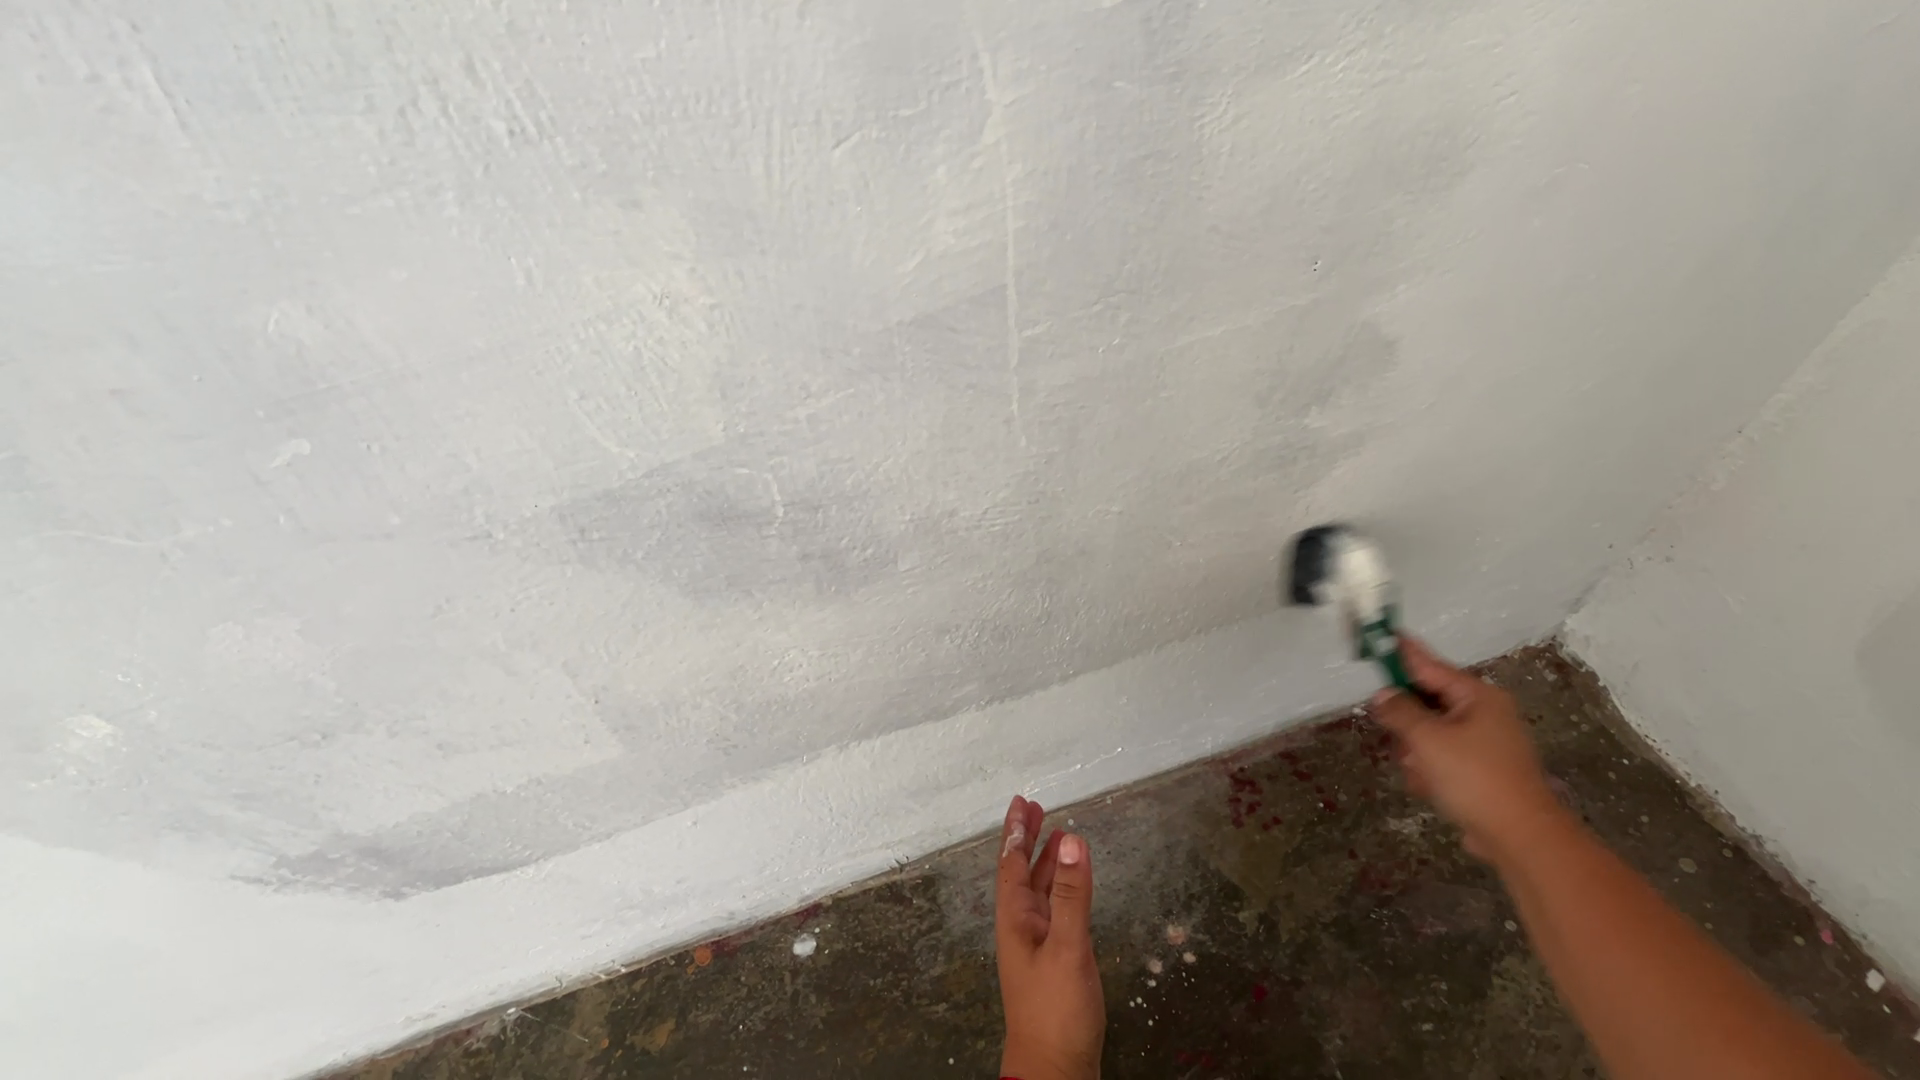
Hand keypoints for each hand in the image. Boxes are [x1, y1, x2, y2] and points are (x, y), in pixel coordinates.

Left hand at [996, 795, 1103, 1079]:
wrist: (1054, 1071)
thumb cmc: (1055, 1008)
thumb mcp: (1067, 947)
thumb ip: (1072, 894)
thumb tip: (1070, 838)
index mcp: (1015, 919)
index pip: (1011, 863)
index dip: (1016, 831)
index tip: (1022, 802)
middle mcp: (1021, 926)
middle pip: (1022, 872)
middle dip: (1028, 840)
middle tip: (1037, 807)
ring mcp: (1037, 944)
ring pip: (1039, 890)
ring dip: (1046, 861)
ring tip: (1058, 834)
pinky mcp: (1054, 960)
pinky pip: (1054, 909)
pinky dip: (1062, 888)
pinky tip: (1072, 884)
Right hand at [1369, 637, 1567, 863]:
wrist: (1520, 836)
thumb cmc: (1475, 778)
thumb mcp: (1427, 739)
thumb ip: (1399, 712)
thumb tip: (1383, 695)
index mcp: (1476, 696)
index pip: (1427, 665)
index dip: (1399, 653)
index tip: (1377, 636)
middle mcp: (1482, 713)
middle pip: (1423, 701)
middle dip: (1405, 724)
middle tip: (1396, 739)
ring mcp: (1482, 742)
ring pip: (1426, 733)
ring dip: (1414, 752)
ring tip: (1420, 773)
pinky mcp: (1478, 769)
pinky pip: (1438, 757)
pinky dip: (1428, 770)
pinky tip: (1431, 788)